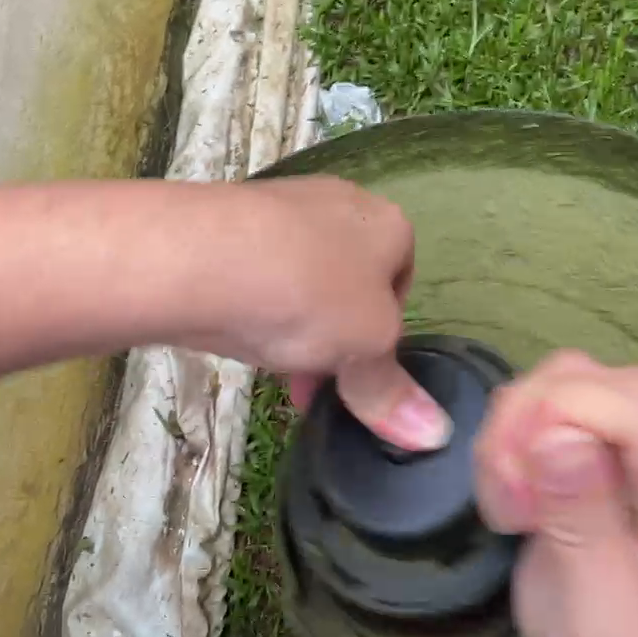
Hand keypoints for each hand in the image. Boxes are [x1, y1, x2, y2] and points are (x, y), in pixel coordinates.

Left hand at [176, 176, 449, 449]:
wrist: (201, 255)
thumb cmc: (309, 295)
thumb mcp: (365, 350)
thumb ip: (393, 390)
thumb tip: (435, 435)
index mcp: (389, 223)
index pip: (402, 283)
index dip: (382, 336)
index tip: (356, 374)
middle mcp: (343, 201)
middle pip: (348, 282)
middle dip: (334, 336)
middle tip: (311, 384)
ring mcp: (285, 203)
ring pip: (302, 276)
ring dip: (293, 324)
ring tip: (269, 365)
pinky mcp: (233, 215)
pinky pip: (258, 265)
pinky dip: (254, 300)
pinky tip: (235, 330)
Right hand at [474, 352, 637, 636]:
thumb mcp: (606, 618)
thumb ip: (585, 523)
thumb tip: (554, 431)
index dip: (573, 408)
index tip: (518, 462)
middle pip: (614, 385)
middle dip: (541, 412)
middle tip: (506, 484)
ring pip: (579, 383)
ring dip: (522, 424)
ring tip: (505, 497)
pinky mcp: (607, 464)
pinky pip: (555, 411)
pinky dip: (517, 436)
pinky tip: (510, 493)